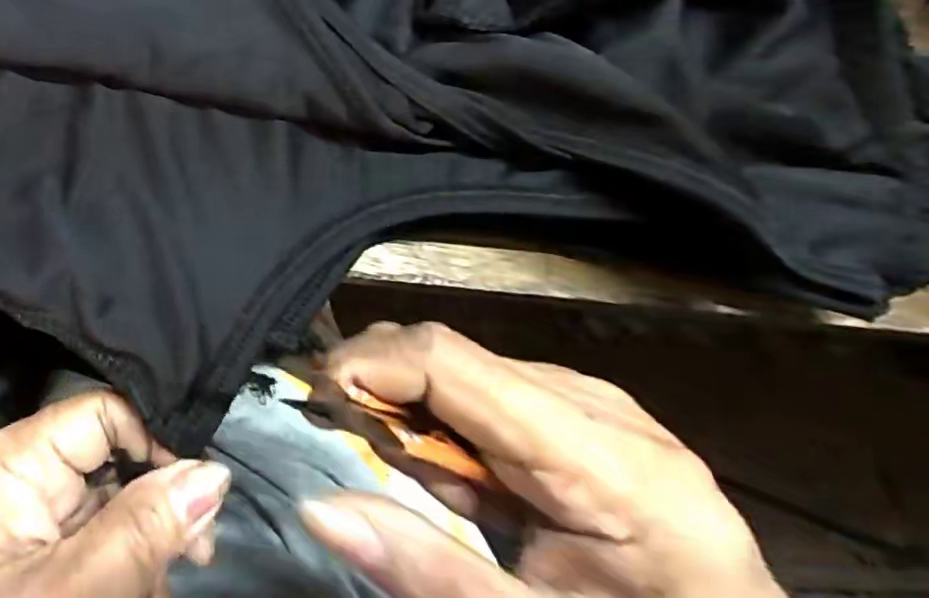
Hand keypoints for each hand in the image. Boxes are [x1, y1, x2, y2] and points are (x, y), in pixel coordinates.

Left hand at [0, 389, 232, 597]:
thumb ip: (148, 526)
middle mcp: (17, 469)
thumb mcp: (84, 588)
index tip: (201, 491)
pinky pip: (100, 527)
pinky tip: (148, 587)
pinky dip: (132, 556)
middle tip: (201, 547)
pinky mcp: (39, 543)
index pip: (103, 413)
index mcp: (10, 459)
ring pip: (114, 493)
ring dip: (153, 534)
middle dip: (161, 497)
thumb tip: (214, 472)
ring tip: (177, 571)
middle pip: (112, 453)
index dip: (156, 441)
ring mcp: (27, 508)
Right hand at [299, 322, 784, 597]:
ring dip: (419, 411)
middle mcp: (605, 411)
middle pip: (457, 356)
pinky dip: (454, 425)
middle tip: (353, 447)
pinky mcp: (590, 415)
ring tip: (424, 482)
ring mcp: (601, 406)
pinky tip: (465, 479)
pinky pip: (494, 392)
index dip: (372, 364)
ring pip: (468, 369)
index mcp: (611, 465)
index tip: (317, 399)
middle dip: (386, 388)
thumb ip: (427, 572)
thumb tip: (317, 510)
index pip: (455, 362)